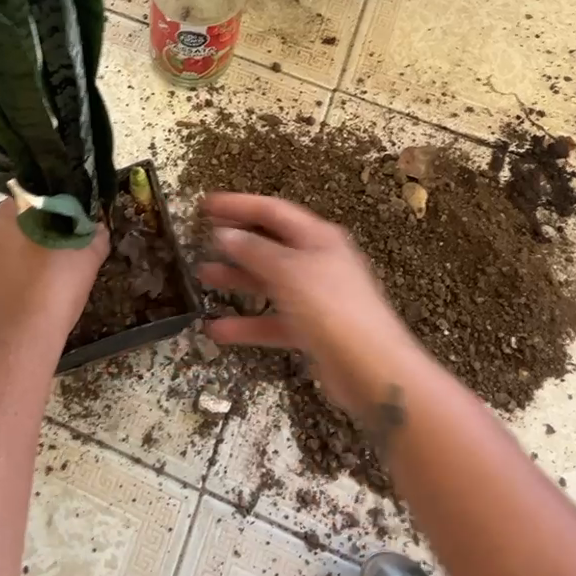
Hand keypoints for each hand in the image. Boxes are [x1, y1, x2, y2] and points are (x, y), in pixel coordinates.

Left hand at [0, 198, 108, 356]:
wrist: (13, 346)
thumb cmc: (49, 289)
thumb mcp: (85, 259)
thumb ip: (94, 237)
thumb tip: (98, 229)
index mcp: (8, 213)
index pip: (33, 196)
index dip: (55, 209)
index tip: (71, 226)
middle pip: (17, 224)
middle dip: (38, 233)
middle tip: (64, 250)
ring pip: (5, 251)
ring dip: (24, 258)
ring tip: (49, 278)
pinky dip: (13, 282)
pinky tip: (31, 297)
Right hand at [198, 192, 423, 416]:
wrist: (372, 370)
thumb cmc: (332, 307)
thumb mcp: (288, 271)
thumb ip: (254, 251)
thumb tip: (226, 235)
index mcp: (317, 237)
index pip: (272, 211)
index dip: (239, 205)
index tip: (207, 205)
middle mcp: (317, 261)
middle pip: (270, 244)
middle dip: (237, 242)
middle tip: (203, 238)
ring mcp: (314, 297)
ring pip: (269, 281)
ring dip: (237, 278)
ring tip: (204, 276)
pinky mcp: (311, 330)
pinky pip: (272, 320)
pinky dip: (247, 324)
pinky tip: (217, 329)